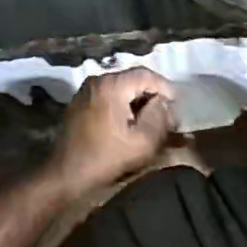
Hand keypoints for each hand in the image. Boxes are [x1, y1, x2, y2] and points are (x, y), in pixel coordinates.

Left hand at [46, 68, 177, 192]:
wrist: (67, 172)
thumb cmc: (106, 157)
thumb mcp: (143, 141)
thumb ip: (159, 117)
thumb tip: (163, 102)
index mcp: (110, 85)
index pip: (145, 74)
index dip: (166, 88)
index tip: (178, 108)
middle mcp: (96, 81)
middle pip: (133, 80)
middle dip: (153, 98)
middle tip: (169, 119)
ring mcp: (86, 91)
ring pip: (121, 90)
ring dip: (140, 104)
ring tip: (156, 125)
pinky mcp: (82, 103)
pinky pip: (109, 98)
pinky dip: (125, 107)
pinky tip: (135, 125)